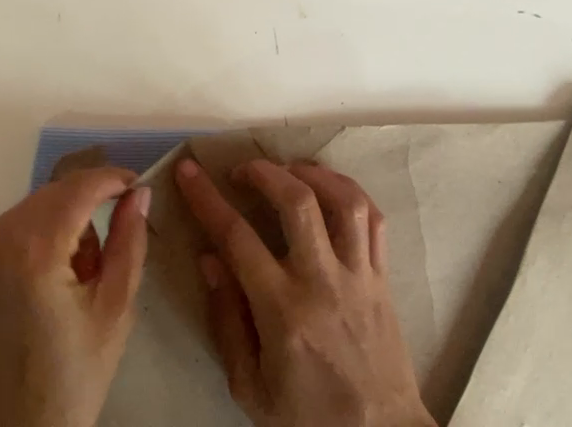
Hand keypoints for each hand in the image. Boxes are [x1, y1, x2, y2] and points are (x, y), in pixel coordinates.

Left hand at [0, 167, 151, 426]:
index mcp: (32, 252)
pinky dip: (22, 246)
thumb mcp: (113, 312)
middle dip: (82, 209)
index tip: (134, 186)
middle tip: (103, 254)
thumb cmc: (71, 382)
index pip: (77, 188)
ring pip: (23, 215)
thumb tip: (137, 194)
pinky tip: (36, 290)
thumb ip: (128, 243)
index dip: (110, 180)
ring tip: (69, 280)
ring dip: (53, 227)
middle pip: (48, 198)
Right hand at [175, 158, 437, 426]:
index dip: (207, 198)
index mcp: (283, 310)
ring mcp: (358, 276)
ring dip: (312, 173)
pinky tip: (329, 189)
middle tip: (242, 170)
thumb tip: (210, 260)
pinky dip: (350, 192)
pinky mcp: (383, 278)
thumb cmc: (308, 416)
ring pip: (343, 201)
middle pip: (297, 201)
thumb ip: (227, 320)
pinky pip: (374, 220)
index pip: (236, 237)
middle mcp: (322, 282)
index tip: (188, 171)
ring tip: (288, 170)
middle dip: (264, 172)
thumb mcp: (250, 386)